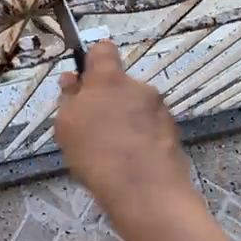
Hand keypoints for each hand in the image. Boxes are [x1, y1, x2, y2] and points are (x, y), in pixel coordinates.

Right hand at [56, 41, 191, 199]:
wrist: (145, 191)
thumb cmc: (95, 152)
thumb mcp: (66, 125)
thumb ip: (69, 98)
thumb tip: (71, 79)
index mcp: (109, 79)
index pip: (102, 50)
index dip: (92, 61)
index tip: (83, 82)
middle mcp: (139, 87)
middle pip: (120, 84)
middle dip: (108, 100)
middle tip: (92, 128)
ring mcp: (160, 110)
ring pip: (136, 108)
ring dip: (125, 121)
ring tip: (111, 152)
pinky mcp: (173, 134)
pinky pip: (150, 129)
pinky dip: (140, 139)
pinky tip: (129, 163)